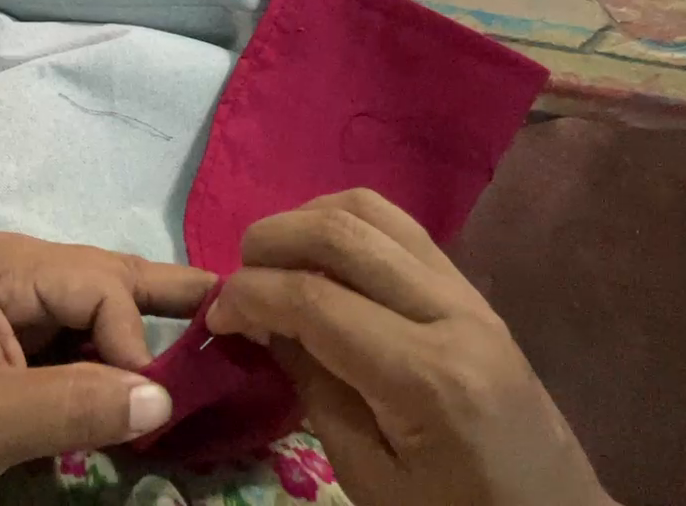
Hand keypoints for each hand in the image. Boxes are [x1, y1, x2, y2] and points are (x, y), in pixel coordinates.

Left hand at [0, 232, 214, 505]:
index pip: (99, 286)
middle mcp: (16, 269)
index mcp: (8, 268)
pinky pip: (74, 333)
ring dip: (140, 319)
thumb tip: (164, 396)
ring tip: (201, 318)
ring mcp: (11, 300)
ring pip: (94, 301)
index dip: (131, 342)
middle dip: (161, 291)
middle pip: (104, 276)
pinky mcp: (8, 335)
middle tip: (227, 296)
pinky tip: (142, 358)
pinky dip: (110, 348)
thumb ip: (78, 404)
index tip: (144, 406)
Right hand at [206, 190, 613, 505]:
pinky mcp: (470, 287)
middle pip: (340, 232)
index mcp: (429, 378)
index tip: (215, 313)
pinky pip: (396, 224)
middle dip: (269, 241)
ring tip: (276, 259)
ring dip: (305, 219)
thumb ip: (310, 384)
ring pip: (369, 209)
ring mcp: (468, 291)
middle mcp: (452, 314)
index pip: (313, 300)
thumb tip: (258, 318)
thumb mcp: (368, 476)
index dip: (248, 295)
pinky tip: (320, 256)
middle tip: (238, 277)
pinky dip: (342, 223)